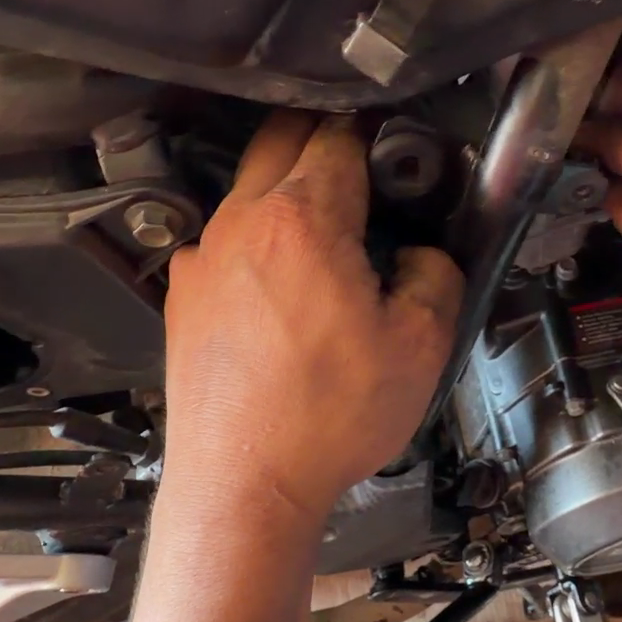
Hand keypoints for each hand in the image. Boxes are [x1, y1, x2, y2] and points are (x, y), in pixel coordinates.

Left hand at [162, 111, 462, 517]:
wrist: (246, 482)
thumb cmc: (327, 419)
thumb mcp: (422, 346)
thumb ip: (436, 277)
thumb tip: (421, 257)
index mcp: (303, 222)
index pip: (340, 140)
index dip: (377, 138)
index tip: (396, 152)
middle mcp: (240, 227)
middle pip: (280, 143)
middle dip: (325, 140)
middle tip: (366, 170)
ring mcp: (203, 262)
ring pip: (248, 194)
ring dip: (290, 195)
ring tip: (333, 240)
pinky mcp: (186, 300)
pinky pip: (227, 245)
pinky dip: (262, 245)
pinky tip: (289, 291)